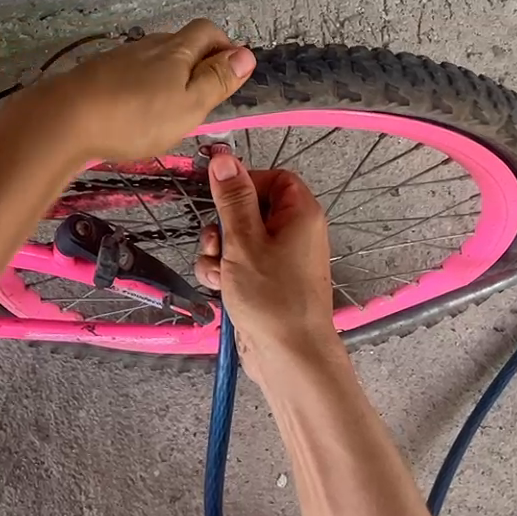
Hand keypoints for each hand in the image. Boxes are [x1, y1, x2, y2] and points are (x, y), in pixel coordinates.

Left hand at [6, 19, 255, 162]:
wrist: (64, 120)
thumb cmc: (136, 117)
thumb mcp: (189, 105)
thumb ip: (217, 80)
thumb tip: (246, 54)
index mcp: (175, 50)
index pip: (207, 31)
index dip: (224, 46)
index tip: (231, 73)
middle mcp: (147, 46)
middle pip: (179, 43)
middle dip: (197, 62)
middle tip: (204, 96)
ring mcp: (117, 59)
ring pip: (152, 60)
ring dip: (167, 76)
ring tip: (170, 109)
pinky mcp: (95, 76)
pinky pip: (128, 75)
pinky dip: (141, 88)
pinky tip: (135, 112)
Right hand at [193, 152, 342, 380]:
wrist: (288, 357)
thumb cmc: (272, 297)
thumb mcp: (244, 240)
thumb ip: (231, 198)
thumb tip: (223, 157)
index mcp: (300, 214)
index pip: (272, 178)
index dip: (244, 183)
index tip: (218, 196)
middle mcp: (293, 232)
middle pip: (248, 208)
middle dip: (222, 226)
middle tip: (216, 243)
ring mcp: (279, 258)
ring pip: (236, 237)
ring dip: (217, 251)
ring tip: (218, 272)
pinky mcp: (265, 281)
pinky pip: (237, 262)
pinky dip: (223, 270)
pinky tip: (219, 286)